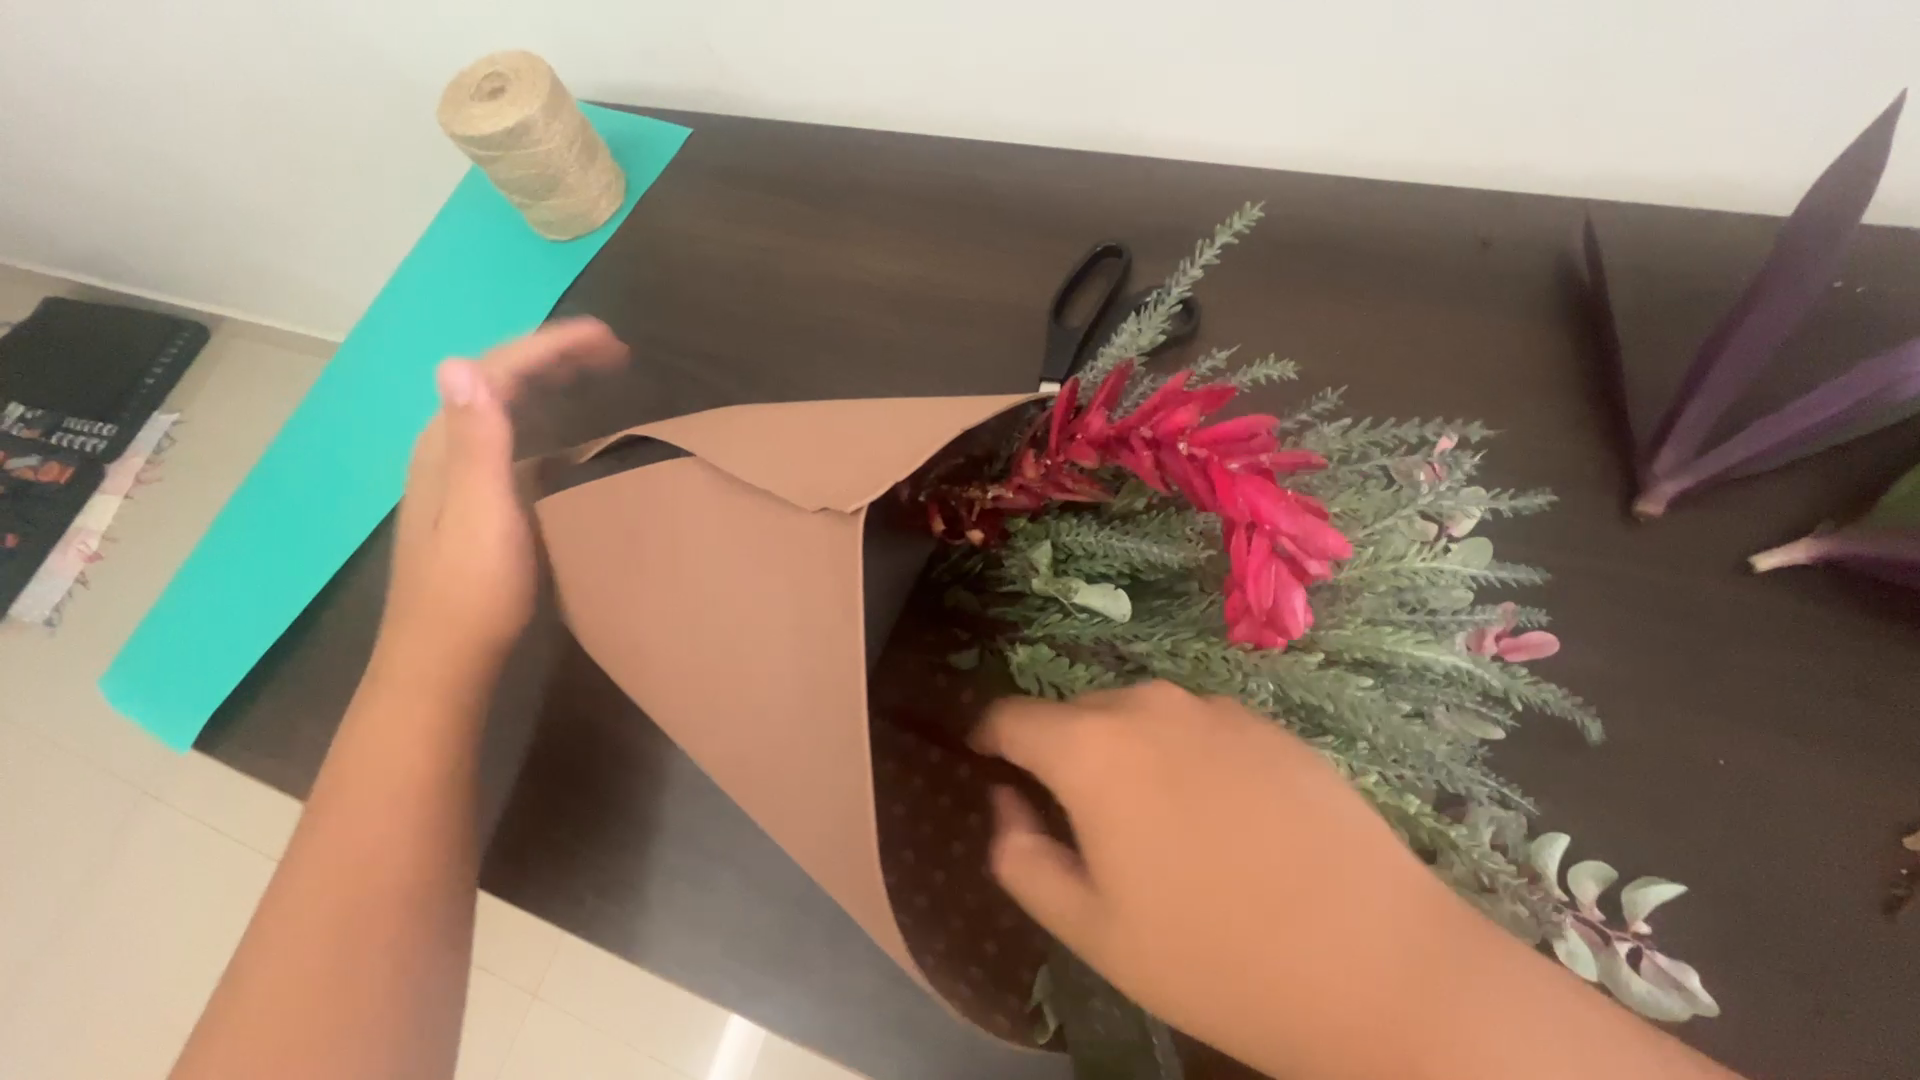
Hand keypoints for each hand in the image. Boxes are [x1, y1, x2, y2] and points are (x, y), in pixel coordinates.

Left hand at [376, 318, 627, 683]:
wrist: (445, 658)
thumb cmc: (472, 590)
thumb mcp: (481, 514)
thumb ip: (476, 442)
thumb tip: (461, 362)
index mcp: (448, 444)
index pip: (499, 371)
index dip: (551, 346)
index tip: (607, 337)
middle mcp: (449, 449)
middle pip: (501, 381)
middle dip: (555, 356)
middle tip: (615, 351)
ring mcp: (461, 475)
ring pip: (508, 409)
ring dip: (552, 384)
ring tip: (599, 375)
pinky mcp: (479, 501)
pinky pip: (517, 439)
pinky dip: (550, 421)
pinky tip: (574, 436)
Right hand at [973, 681, 1477, 1078]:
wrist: (1378, 966)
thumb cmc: (1213, 956)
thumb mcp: (1090, 927)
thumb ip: (1020, 856)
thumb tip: (1008, 802)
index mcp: (1092, 747)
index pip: (1010, 716)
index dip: (990, 741)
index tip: (992, 771)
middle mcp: (1150, 705)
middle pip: (1076, 714)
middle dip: (1061, 755)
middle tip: (1084, 827)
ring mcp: (1217, 709)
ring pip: (1139, 718)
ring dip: (1125, 755)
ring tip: (1158, 828)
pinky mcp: (1271, 725)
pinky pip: (1197, 728)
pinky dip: (1183, 757)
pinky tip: (1223, 822)